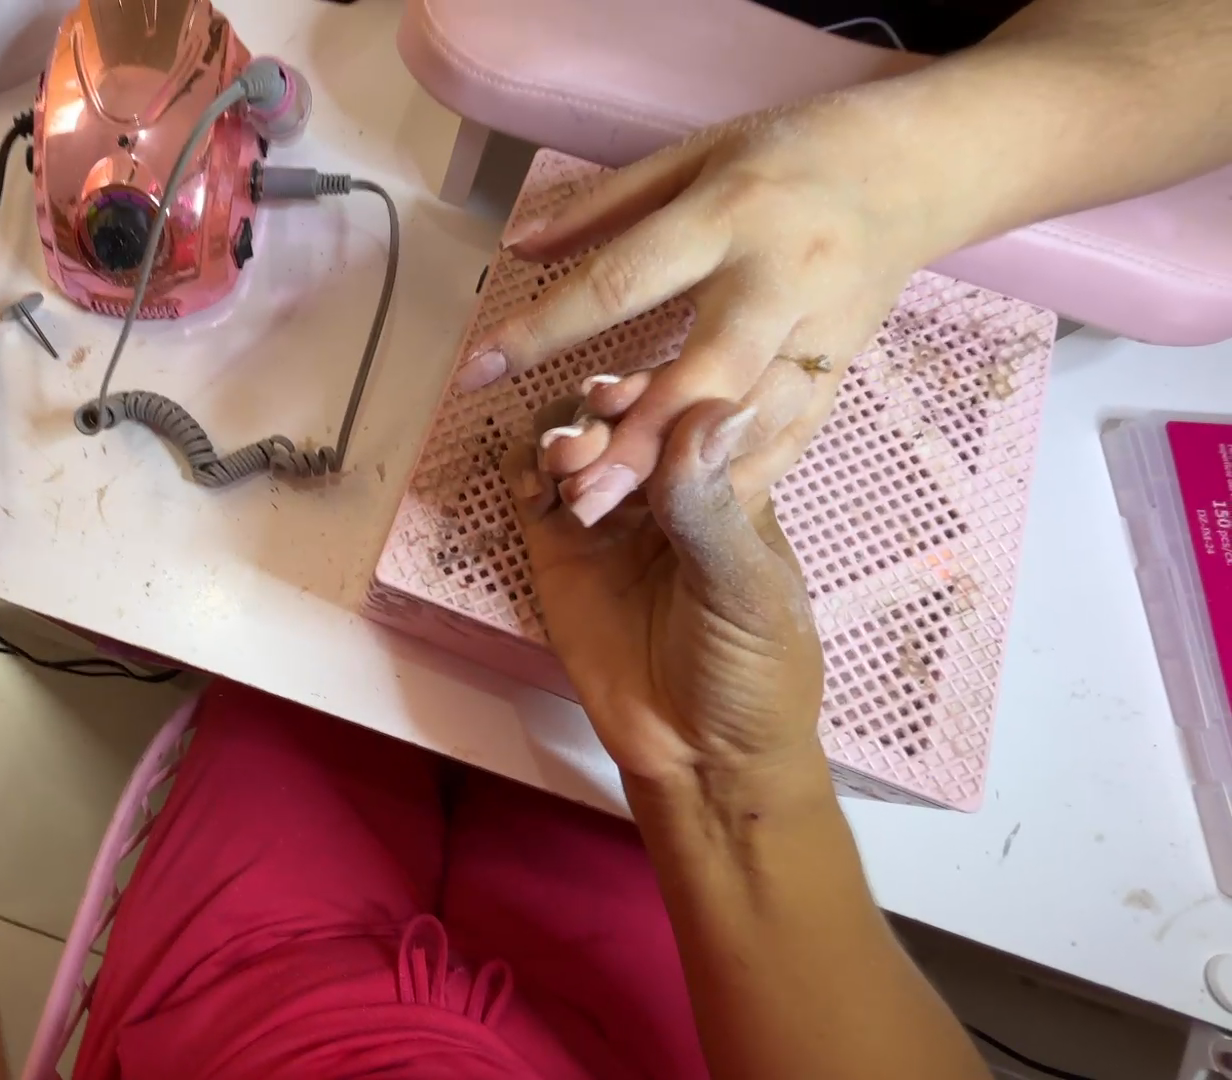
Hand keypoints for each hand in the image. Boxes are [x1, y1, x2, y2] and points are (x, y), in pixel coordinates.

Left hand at [460, 92, 965, 527]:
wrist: (920, 165)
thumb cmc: (784, 157)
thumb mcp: (688, 158)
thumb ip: (598, 209)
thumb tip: (513, 248)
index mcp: (726, 216)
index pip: (617, 283)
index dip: (542, 331)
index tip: (474, 372)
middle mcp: (777, 279)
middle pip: (702, 369)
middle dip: (637, 439)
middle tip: (573, 496)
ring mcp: (820, 330)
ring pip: (752, 416)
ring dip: (686, 475)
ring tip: (613, 520)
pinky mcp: (844, 368)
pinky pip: (792, 436)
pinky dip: (739, 479)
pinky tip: (686, 520)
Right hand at [500, 397, 824, 785]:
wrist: (693, 751)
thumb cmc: (749, 671)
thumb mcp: (744, 589)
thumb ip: (712, 506)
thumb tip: (711, 407)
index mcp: (726, 488)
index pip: (695, 410)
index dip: (668, 387)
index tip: (644, 389)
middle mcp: (659, 491)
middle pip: (626, 418)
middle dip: (609, 405)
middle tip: (598, 414)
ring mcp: (603, 517)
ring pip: (574, 445)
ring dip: (564, 433)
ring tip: (564, 458)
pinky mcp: (556, 548)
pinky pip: (531, 492)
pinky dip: (523, 471)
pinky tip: (532, 480)